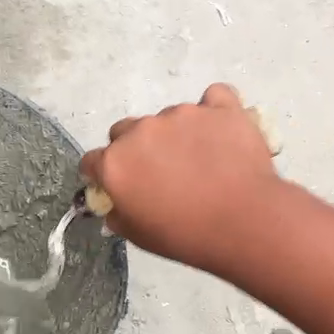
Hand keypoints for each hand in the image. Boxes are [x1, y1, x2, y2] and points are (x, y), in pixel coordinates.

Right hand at [78, 84, 283, 268]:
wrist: (242, 221)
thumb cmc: (182, 234)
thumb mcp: (136, 234)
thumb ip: (118, 214)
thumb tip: (116, 205)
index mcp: (114, 163)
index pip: (91, 161)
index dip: (99, 174)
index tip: (113, 185)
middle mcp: (141, 131)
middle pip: (123, 130)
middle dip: (132, 148)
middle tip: (154, 171)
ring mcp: (182, 114)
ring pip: (167, 117)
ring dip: (172, 133)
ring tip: (197, 158)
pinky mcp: (220, 107)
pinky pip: (212, 98)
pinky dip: (212, 111)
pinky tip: (219, 130)